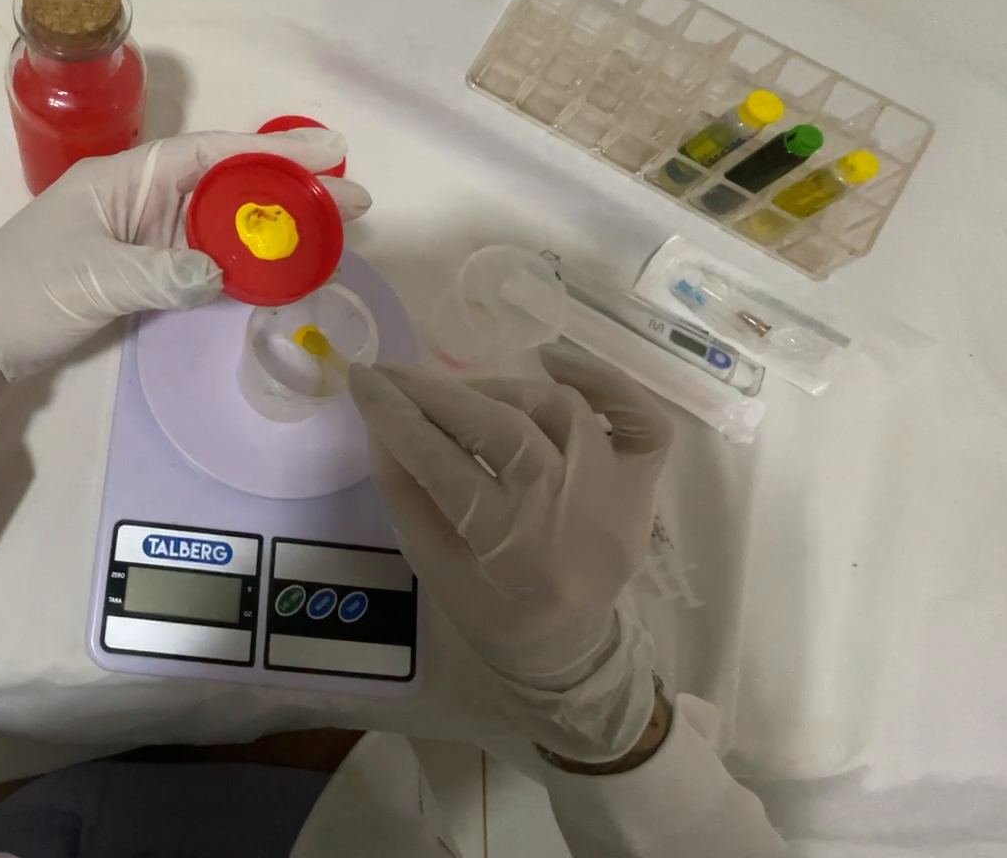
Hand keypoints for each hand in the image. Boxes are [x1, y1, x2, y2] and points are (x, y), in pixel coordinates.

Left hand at [0, 130, 367, 430]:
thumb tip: (222, 272)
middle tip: (351, 203)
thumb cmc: (21, 296)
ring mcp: (141, 237)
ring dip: (269, 229)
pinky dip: (237, 265)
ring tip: (327, 235)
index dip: (272, 150)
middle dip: (286, 192)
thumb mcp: (93, 281)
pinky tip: (273, 270)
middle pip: (225, 186)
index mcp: (123, 178)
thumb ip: (164, 274)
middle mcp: (138, 199)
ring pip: (218, 223)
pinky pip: (200, 260)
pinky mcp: (140, 272)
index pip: (210, 153)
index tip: (329, 153)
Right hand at [348, 345, 673, 761]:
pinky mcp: (644, 483)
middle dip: (437, 393)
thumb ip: (402, 487)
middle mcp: (575, 517)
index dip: (397, 417)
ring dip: (496, 390)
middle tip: (394, 373)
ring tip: (456, 395)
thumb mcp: (427, 559)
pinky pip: (640, 418)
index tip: (362, 380)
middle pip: (504, 429)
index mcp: (515, 553)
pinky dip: (603, 380)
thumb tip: (380, 416)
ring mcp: (620, 495)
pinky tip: (551, 360)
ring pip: (559, 411)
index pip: (445, 466)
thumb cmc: (485, 608)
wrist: (566, 645)